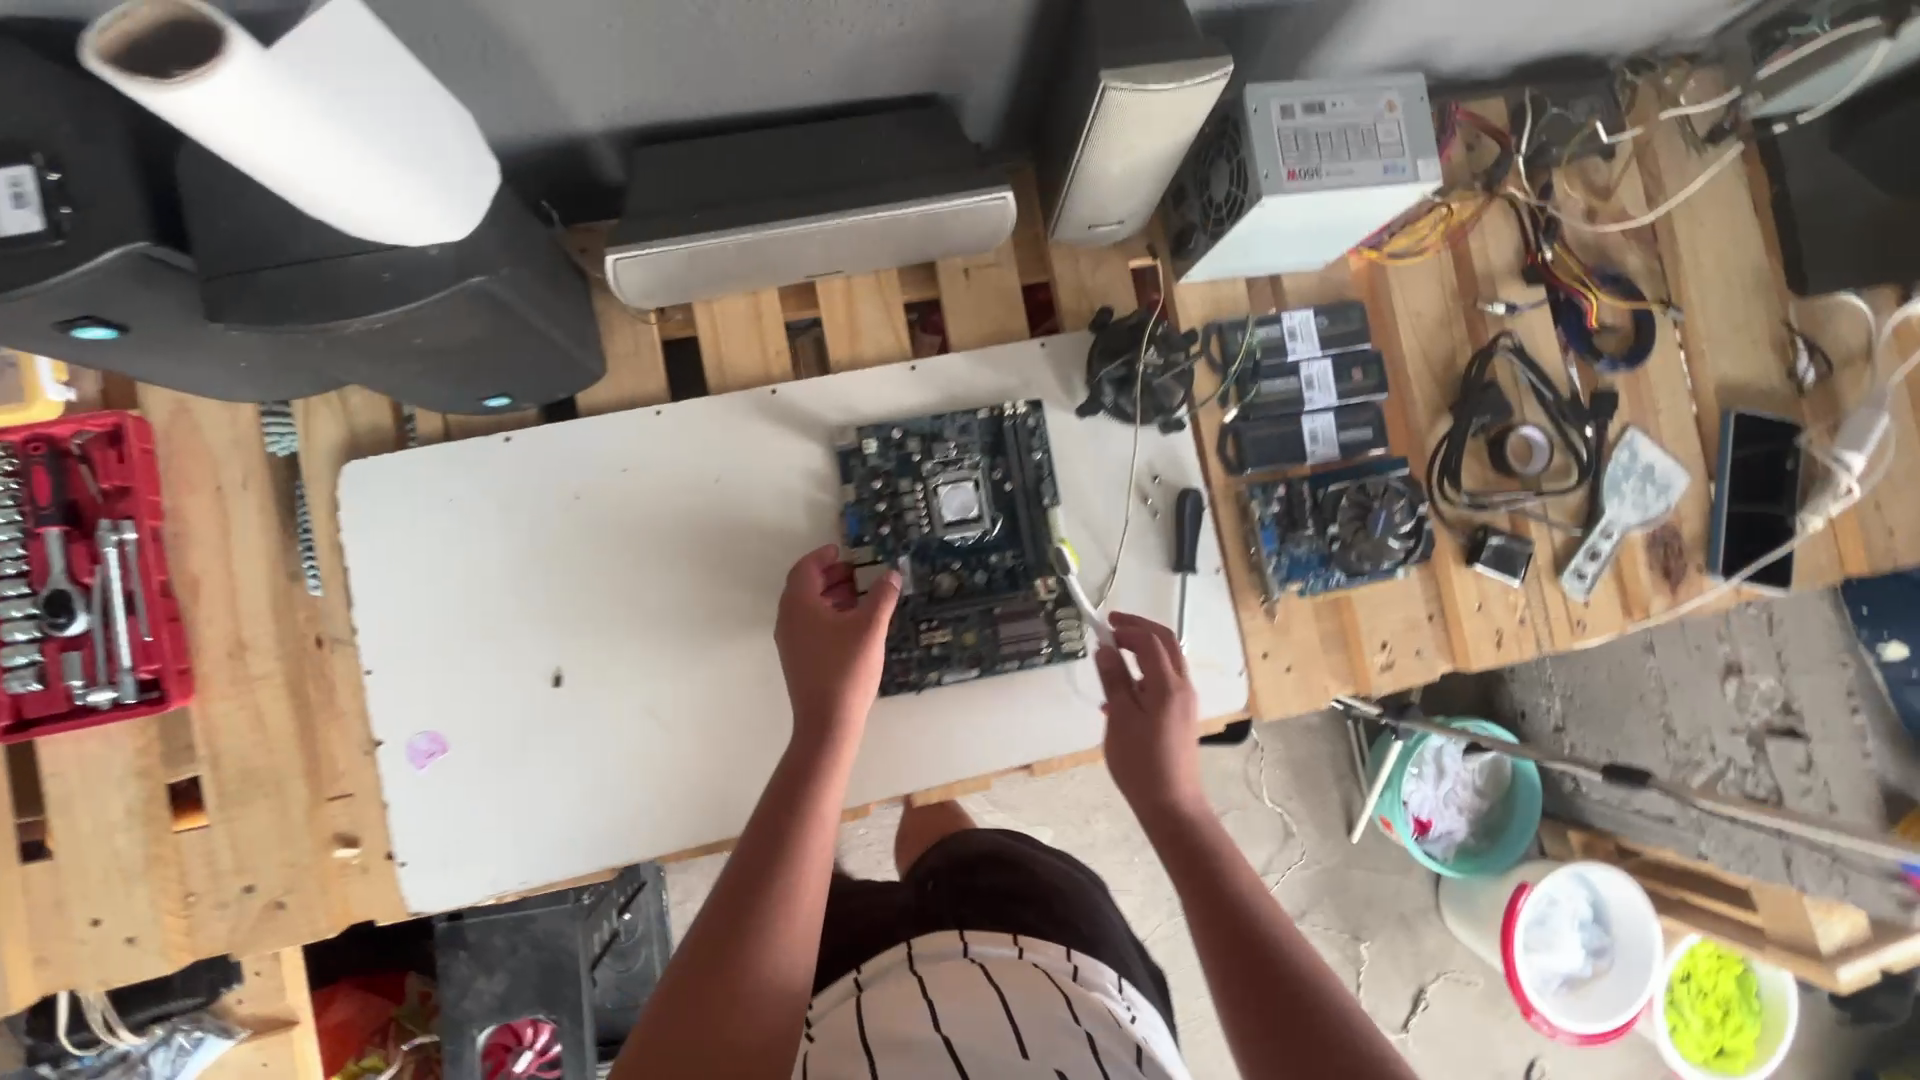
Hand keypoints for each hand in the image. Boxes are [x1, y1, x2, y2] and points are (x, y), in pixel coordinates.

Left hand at [775, 545, 899, 745]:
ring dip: (831, 596)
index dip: (824, 556)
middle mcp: (788, 619)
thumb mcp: (870, 627)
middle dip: (830, 575)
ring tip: (861, 596)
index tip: (843, 551)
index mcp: (799, 605)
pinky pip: (810, 625)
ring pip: (808, 607)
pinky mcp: (798, 659)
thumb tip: (891, 574)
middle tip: (857, 572)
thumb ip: (882, 596)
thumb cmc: (847, 668)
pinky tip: (853, 624)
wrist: (827, 721)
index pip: (805, 568)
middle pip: (805, 586)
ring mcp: (791, 641)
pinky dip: (829, 615)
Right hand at [1095, 612, 1205, 822]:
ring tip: (1112, 657)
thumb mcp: (1120, 718)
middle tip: (1113, 626)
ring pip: (1167, 662)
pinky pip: (1165, 682)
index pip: (1150, 641)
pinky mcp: (1182, 716)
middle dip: (1140, 629)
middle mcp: (1183, 687)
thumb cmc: (1141, 763)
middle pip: (1166, 643)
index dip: (1127, 628)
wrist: (1172, 805)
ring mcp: (1185, 702)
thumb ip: (1114, 680)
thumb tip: (1106, 649)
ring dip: (1143, 651)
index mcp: (1168, 685)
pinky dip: (1145, 674)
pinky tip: (1119, 694)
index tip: (1103, 626)